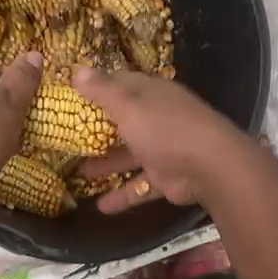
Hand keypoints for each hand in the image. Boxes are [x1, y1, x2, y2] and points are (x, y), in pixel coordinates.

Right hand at [71, 66, 260, 213]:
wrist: (208, 166)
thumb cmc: (165, 128)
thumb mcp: (129, 106)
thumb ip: (102, 91)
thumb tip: (76, 70)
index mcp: (150, 94)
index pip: (120, 85)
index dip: (97, 88)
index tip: (72, 94)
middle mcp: (156, 119)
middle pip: (122, 122)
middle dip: (97, 131)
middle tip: (69, 137)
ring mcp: (162, 149)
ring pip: (129, 156)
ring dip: (106, 165)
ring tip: (78, 172)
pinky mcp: (165, 177)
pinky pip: (139, 187)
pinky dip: (122, 196)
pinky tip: (101, 208)